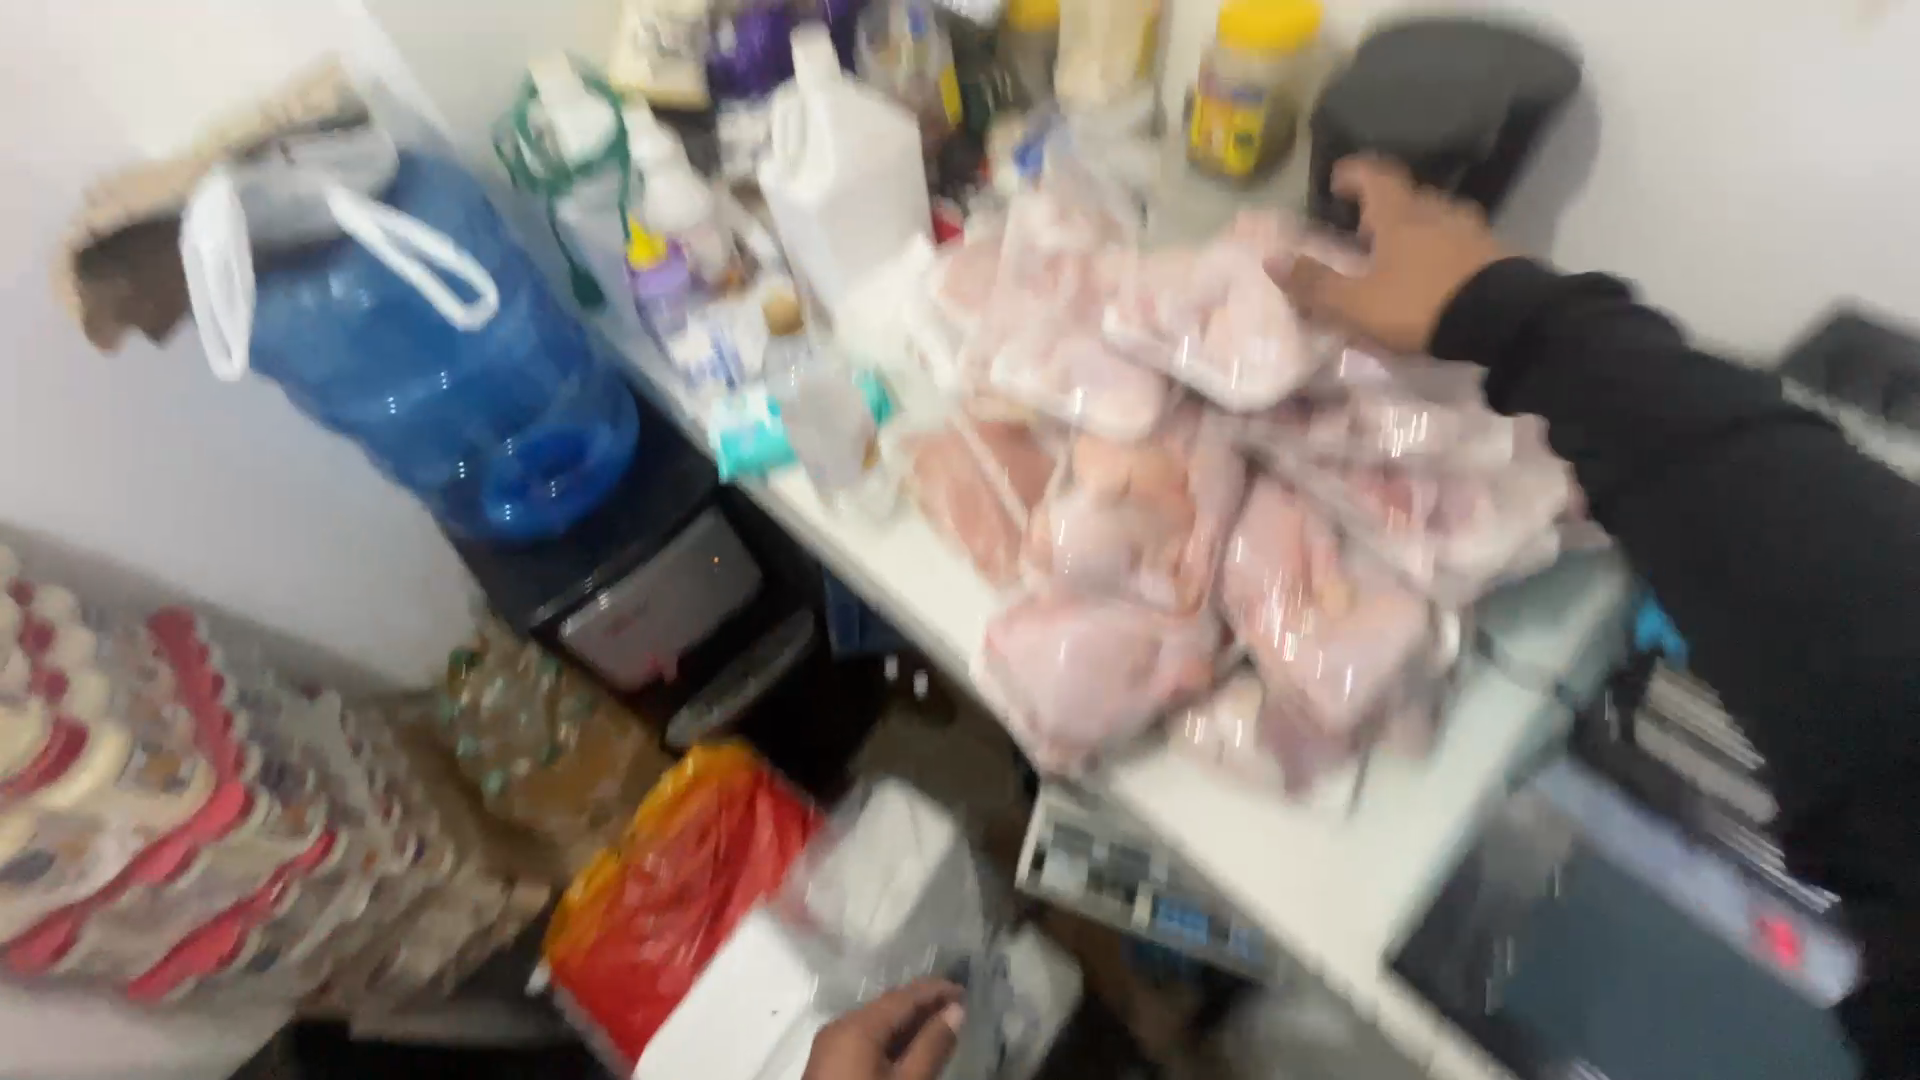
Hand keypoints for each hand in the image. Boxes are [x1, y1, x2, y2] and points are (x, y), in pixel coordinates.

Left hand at [802, 979, 965, 1079]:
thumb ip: (932, 1046)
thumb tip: (955, 1011)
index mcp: (858, 1024)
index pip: (904, 995)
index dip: (936, 990)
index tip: (964, 993)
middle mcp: (840, 1025)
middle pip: (888, 1006)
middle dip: (923, 1006)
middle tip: (956, 1009)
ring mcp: (830, 1045)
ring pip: (876, 1023)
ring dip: (907, 1024)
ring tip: (938, 1028)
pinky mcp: (827, 1065)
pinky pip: (864, 1040)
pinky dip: (889, 1040)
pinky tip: (908, 1050)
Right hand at [1281, 155, 1511, 353]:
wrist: (1502, 320)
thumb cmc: (1417, 304)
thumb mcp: (1354, 303)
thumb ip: (1313, 283)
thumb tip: (1271, 259)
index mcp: (1400, 216)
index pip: (1375, 176)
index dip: (1354, 173)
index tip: (1337, 179)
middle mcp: (1436, 212)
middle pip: (1404, 198)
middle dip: (1379, 208)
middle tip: (1359, 230)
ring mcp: (1469, 230)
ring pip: (1432, 218)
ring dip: (1409, 229)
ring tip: (1393, 254)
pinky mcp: (1490, 253)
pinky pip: (1454, 241)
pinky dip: (1434, 249)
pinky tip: (1427, 273)